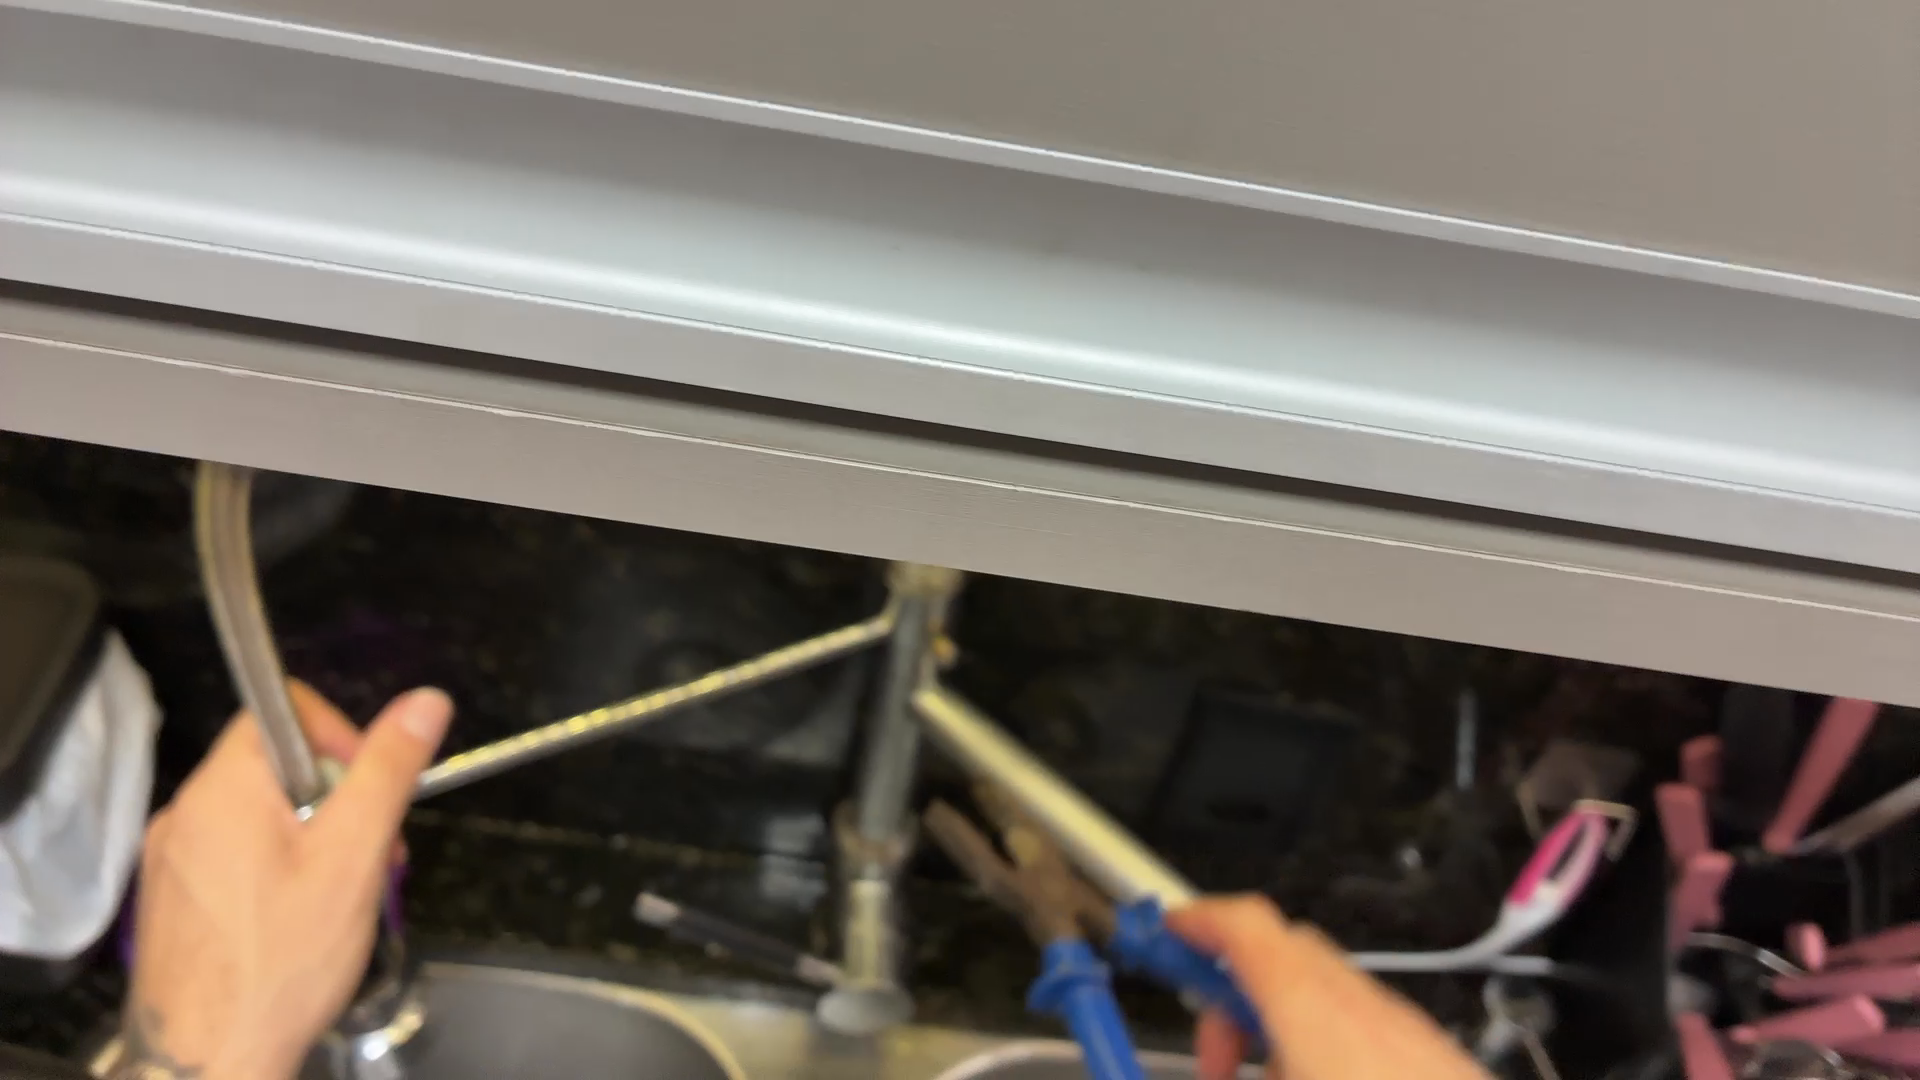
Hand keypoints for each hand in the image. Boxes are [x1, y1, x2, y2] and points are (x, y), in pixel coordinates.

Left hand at [123, 683, 451, 1079]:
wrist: (207, 1064)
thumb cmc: (285, 955)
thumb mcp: (355, 851)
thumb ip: (389, 769)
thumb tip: (426, 701)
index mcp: (222, 793)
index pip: (283, 711)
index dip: (342, 732)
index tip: (370, 785)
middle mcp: (188, 814)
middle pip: (288, 761)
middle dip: (347, 791)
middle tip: (372, 845)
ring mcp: (180, 856)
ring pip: (276, 805)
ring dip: (329, 827)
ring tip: (352, 880)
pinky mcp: (186, 892)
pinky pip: (253, 844)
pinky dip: (298, 857)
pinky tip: (316, 902)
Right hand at [1168, 896, 1488, 1079]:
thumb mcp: (1285, 1074)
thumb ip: (1229, 1066)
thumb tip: (1185, 1066)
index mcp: (1313, 1014)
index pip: (1245, 925)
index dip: (1196, 920)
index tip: (1162, 938)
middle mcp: (1364, 1010)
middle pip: (1281, 950)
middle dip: (1233, 988)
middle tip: (1215, 1057)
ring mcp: (1410, 1035)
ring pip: (1324, 989)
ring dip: (1279, 1018)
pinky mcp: (1441, 1062)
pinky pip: (1367, 1027)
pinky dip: (1326, 1042)